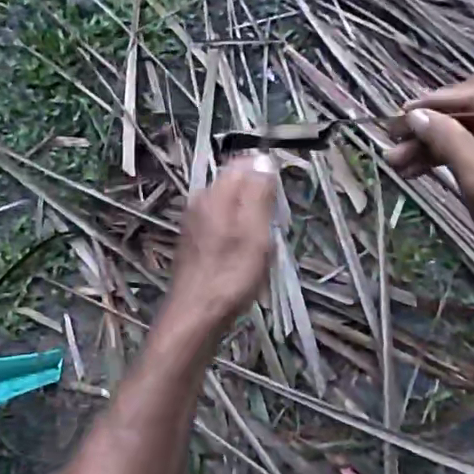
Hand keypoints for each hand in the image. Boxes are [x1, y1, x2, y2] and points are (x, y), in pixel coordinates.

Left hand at [161, 154, 277, 332]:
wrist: (196, 314)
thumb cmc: (231, 274)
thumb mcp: (255, 231)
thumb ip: (259, 192)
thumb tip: (264, 159)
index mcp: (215, 193)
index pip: (242, 163)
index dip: (265, 173)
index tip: (279, 199)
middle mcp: (200, 201)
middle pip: (237, 184)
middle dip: (259, 199)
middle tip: (273, 227)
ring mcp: (194, 223)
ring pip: (231, 207)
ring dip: (251, 219)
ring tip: (262, 246)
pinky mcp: (194, 243)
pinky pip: (222, 225)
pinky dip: (238, 235)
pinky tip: (244, 257)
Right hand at [382, 79, 473, 264]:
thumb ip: (447, 140)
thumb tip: (415, 115)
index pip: (471, 95)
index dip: (431, 104)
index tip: (398, 116)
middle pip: (469, 110)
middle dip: (428, 128)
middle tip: (393, 143)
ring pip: (470, 130)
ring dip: (435, 144)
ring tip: (398, 162)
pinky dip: (452, 155)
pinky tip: (421, 168)